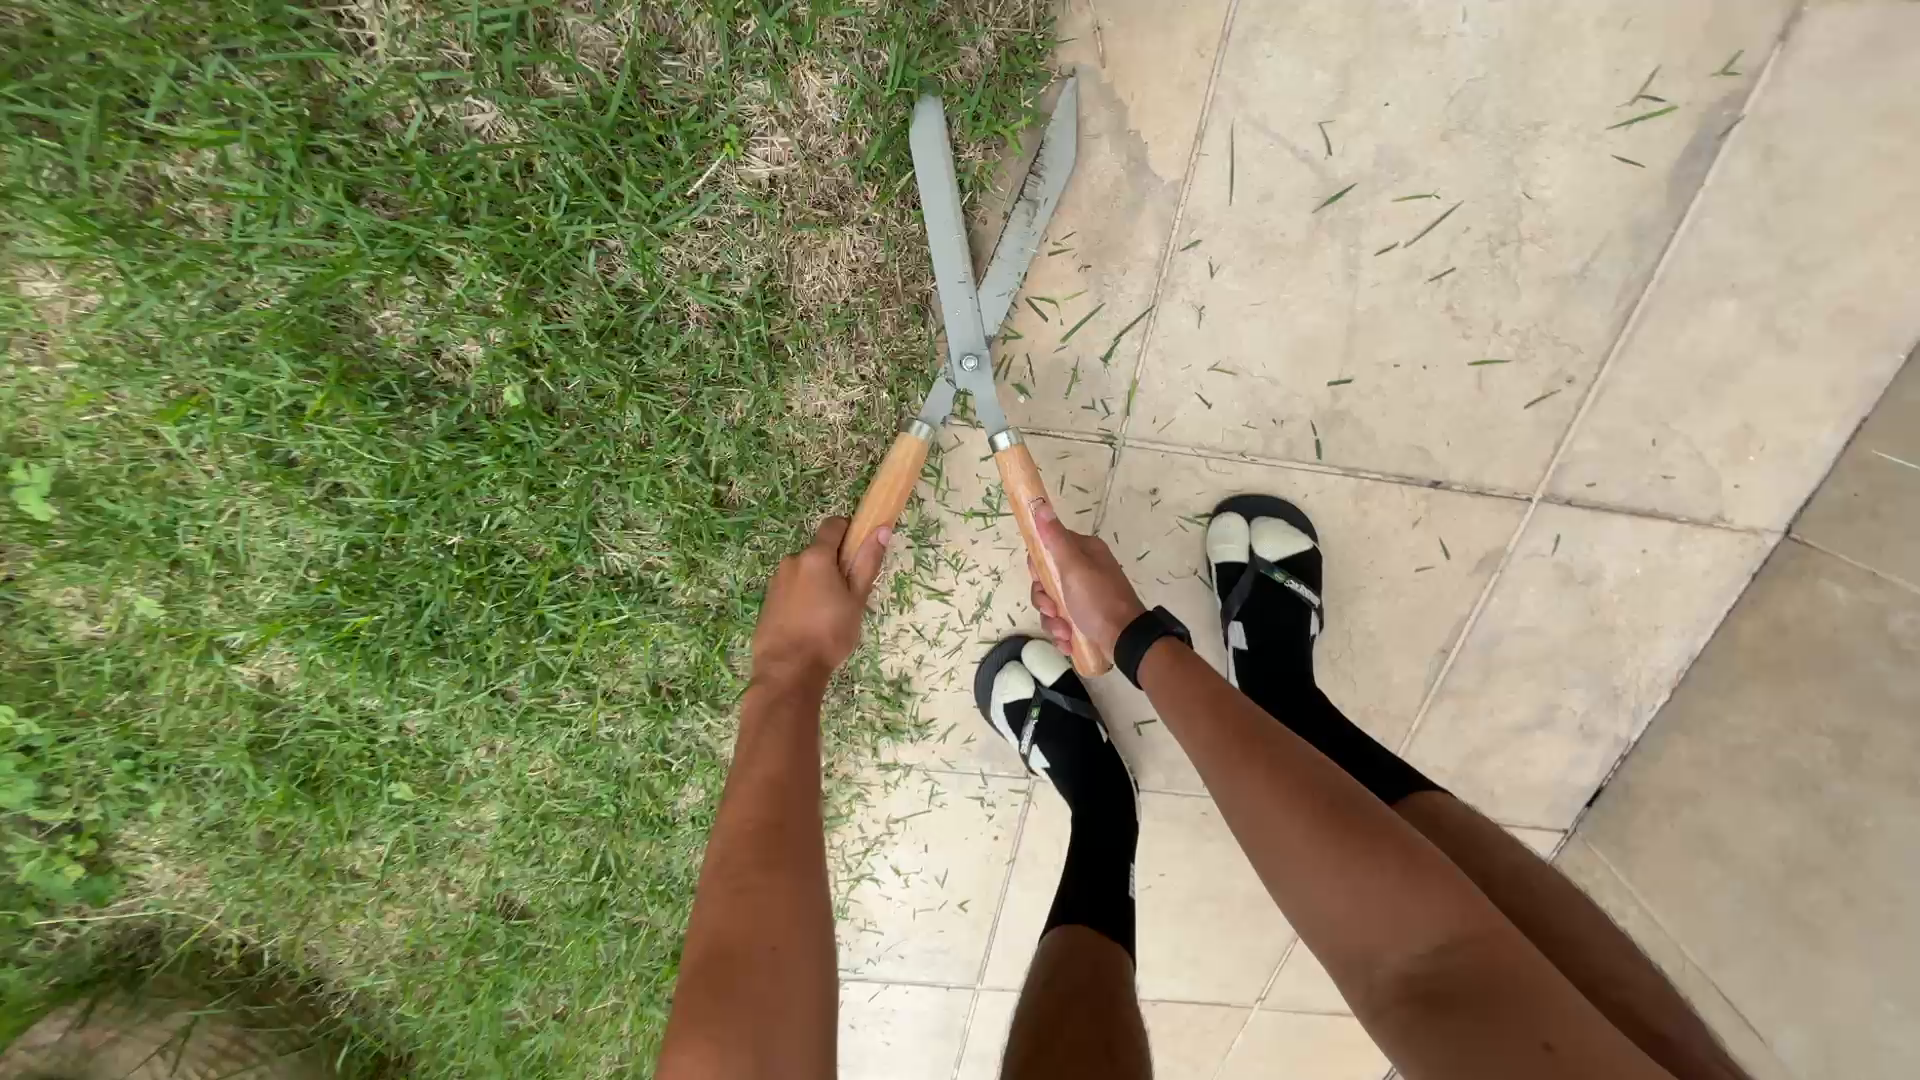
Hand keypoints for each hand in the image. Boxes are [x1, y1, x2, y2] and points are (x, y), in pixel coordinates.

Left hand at [751, 517, 889, 685]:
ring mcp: (776, 581)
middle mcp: (792, 561)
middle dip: (834, 566)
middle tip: (848, 596)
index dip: (850, 532)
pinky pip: (791, 590)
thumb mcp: (857, 600)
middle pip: (819, 552)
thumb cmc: (829, 633)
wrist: (788, 670)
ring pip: (804, 573)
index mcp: (816, 557)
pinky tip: (809, 625)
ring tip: (828, 616)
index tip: (859, 552)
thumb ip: (867, 562)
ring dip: (817, 584)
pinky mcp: (767, 601)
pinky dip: (802, 599)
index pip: (834, 525)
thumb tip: (881, 529)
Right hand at [1028, 501, 1146, 669]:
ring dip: (1053, 622)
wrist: (1124, 640)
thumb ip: (1055, 538)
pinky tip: (1068, 642)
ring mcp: (1084, 595)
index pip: (1046, 549)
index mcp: (1084, 551)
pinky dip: (1062, 633)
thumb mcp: (1074, 567)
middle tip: (1054, 611)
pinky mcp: (1084, 617)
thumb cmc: (1098, 600)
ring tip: (1064, 632)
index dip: (1037, 568)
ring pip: (1051, 604)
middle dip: (1045, 601)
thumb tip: (1040, 504)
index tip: (1041, 582)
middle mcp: (1084, 570)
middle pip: (1045, 580)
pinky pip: (1061, 622)